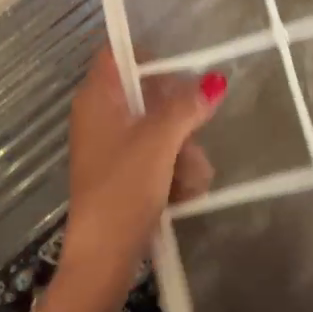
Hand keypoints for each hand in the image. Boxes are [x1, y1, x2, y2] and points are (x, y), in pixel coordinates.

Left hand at [36, 49, 223, 311]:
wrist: (102, 257)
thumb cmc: (123, 188)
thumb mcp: (159, 142)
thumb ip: (186, 106)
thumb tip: (215, 80)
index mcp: (97, 97)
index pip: (118, 54)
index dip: (149, 58)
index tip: (180, 72)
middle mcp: (101, 115)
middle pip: (147, 95)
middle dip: (179, 119)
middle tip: (193, 135)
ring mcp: (112, 147)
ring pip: (158, 130)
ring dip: (181, 152)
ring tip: (191, 177)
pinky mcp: (124, 175)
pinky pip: (155, 158)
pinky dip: (172, 172)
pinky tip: (184, 193)